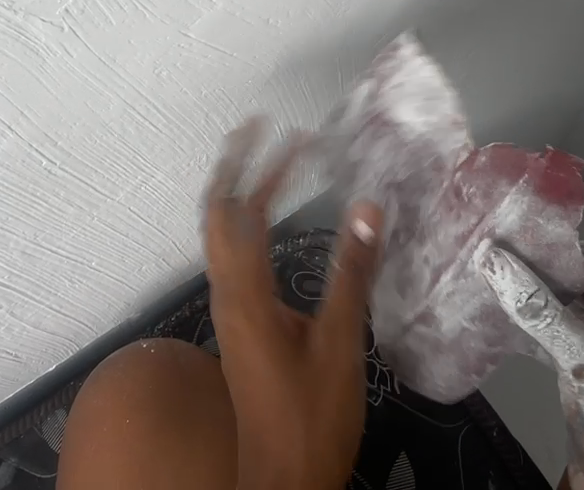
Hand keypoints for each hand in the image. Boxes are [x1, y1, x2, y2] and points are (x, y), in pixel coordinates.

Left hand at [204, 118, 384, 489]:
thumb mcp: (339, 343)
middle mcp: (226, 292)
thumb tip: (368, 209)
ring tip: (253, 157)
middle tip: (253, 128)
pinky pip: (227, 251)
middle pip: (214, 213)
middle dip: (231, 165)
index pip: (245, 211)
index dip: (267, 167)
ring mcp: (226, 307)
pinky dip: (239, 219)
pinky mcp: (236, 319)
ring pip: (215, 232)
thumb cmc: (311, 414)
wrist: (282, 477)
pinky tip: (260, 217)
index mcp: (246, 292)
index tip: (291, 134)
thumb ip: (352, 273)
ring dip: (232, 189)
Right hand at [479, 240, 583, 489]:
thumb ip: (540, 310)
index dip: (558, 253)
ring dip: (532, 294)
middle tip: (490, 257)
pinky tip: (497, 305)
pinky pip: (559, 324)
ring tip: (486, 274)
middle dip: (541, 272)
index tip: (507, 243)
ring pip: (567, 299)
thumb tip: (492, 258)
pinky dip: (532, 318)